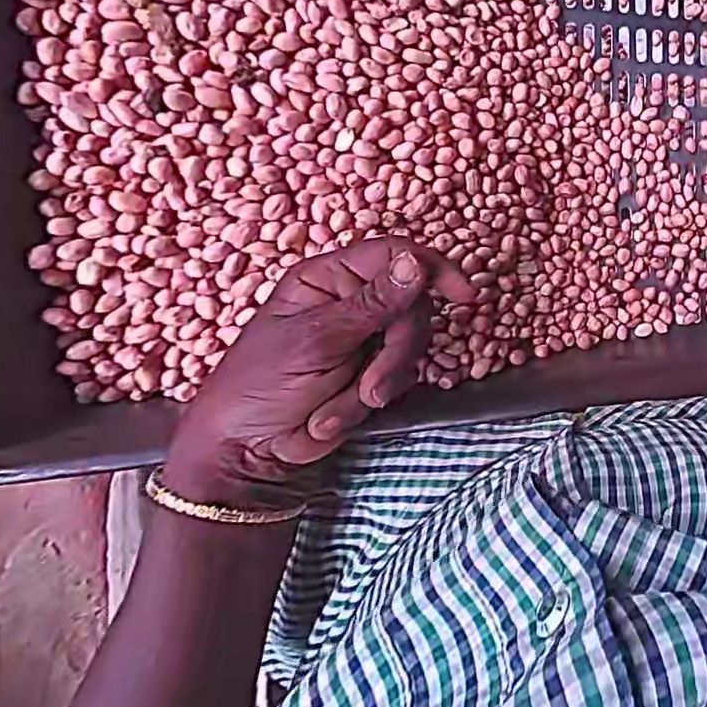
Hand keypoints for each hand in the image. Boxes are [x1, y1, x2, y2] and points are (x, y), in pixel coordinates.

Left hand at [160, 237, 475, 508]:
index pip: (393, 254)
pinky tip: (336, 414)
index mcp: (329, 278)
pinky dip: (375, 397)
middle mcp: (352, 299)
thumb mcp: (315, 341)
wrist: (242, 452)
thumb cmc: (259, 386)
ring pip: (411, 342)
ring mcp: (365, 335)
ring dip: (383, 378)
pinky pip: (400, 373)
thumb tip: (416, 263)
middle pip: (412, 304)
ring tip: (344, 406)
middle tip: (374, 385)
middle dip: (398, 349)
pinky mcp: (372, 368)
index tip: (464, 295)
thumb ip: (373, 304)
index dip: (432, 269)